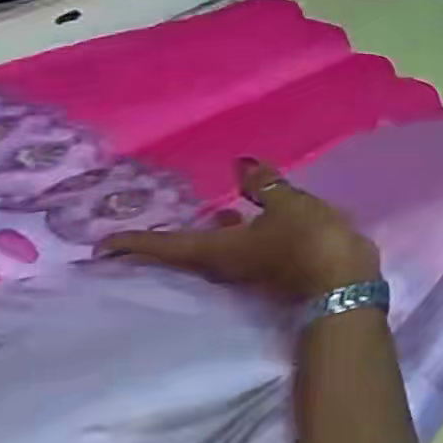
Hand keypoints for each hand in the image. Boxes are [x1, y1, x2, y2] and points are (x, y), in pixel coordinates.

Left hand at [98, 158, 379, 298]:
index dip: (132, 242)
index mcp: (214, 249)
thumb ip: (265, 186)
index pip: (162, 245)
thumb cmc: (307, 239)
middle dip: (169, 240)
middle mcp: (220, 264)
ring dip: (212, 233)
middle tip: (154, 226)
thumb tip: (241, 164)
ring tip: (218, 212)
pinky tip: (253, 221)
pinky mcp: (270, 269)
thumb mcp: (290, 205)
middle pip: (183, 253)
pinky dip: (239, 234)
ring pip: (216, 251)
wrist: (342, 279)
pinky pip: (242, 250)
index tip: (101, 245)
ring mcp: (246, 270)